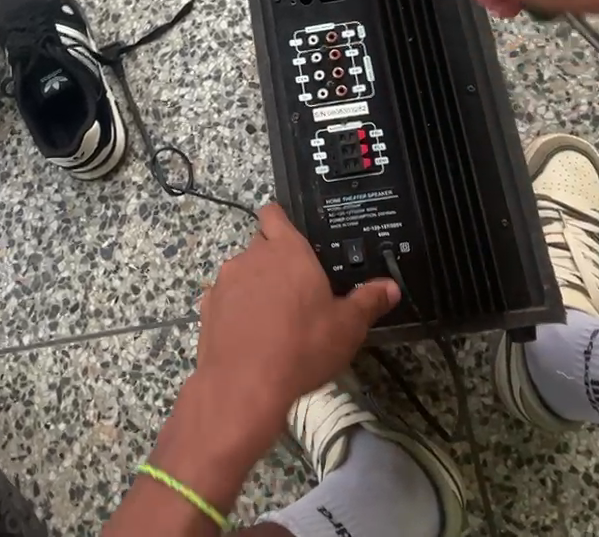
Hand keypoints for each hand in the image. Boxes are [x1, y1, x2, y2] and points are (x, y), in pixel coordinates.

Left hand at [193, 204, 399, 437]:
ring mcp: (226, 280)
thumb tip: (390, 287)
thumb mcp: (347, 327)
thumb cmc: (301, 347)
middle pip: (260, 243)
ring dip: (255, 284)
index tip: (293, 239)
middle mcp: (252, 256)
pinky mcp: (208, 306)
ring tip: (274, 317)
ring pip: (242, 271)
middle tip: (296, 288)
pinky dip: (236, 308)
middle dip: (275, 259)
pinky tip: (251, 333)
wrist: (243, 385)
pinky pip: (226, 297)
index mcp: (287, 250)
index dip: (280, 221)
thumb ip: (368, 302)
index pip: (274, 213)